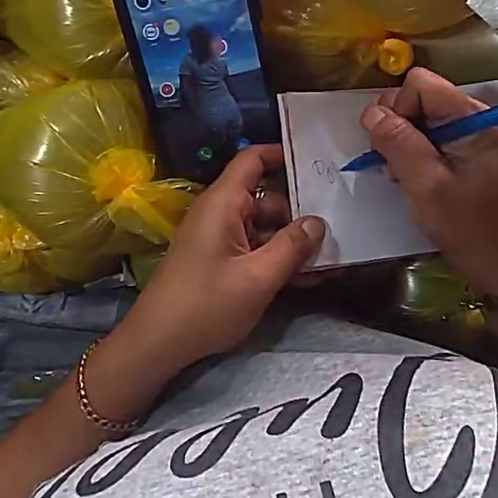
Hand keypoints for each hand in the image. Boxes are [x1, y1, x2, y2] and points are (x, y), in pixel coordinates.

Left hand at [111, 145, 324, 377]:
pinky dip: (277, 257)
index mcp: (224, 202)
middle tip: (338, 224)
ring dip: (292, 241)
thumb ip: (292, 247)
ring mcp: (220, 237)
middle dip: (300, 211)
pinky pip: (254, 247)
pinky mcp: (220, 259)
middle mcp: (221, 212)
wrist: (158, 343)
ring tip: (331, 258)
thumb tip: (317, 222)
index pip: (253, 159)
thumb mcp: (258, 278)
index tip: (317, 162)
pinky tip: (307, 277)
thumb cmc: (207, 304)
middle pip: (266, 197)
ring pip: (264, 226)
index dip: (282, 154)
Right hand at [361, 68, 497, 293]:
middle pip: (412, 95)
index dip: (400, 108)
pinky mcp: (448, 146)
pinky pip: (414, 133)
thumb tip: (371, 113)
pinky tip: (405, 174)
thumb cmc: (463, 222)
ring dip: (396, 141)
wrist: (488, 255)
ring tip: (401, 172)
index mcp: (469, 117)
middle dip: (395, 125)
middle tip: (397, 162)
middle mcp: (464, 116)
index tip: (398, 144)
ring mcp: (456, 131)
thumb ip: (398, 144)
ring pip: (409, 114)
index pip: (420, 84)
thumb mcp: (426, 184)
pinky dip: (402, 151)